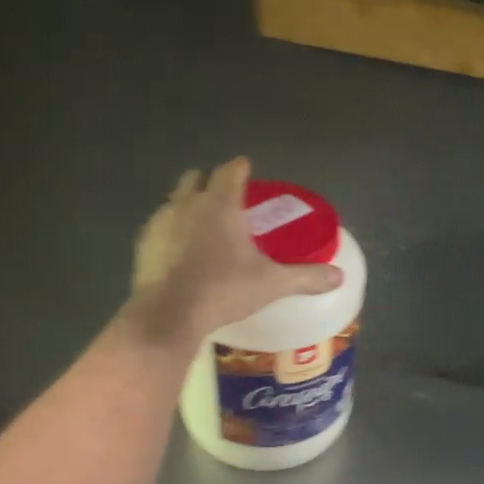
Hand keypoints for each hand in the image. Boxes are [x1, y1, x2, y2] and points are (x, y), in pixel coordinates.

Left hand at [128, 157, 342, 347]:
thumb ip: (306, 277)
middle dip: (210, 181)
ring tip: (204, 225)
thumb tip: (339, 277)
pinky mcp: (144, 244)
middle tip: (226, 197)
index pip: (229, 171)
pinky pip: (160, 227)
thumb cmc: (223, 289)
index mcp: (219, 204)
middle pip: (195, 178)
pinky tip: (182, 251)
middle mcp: (186, 204)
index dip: (240, 168)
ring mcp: (160, 222)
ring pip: (174, 200)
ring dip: (189, 204)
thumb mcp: (272, 284)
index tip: (247, 169)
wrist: (168, 315)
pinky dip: (173, 231)